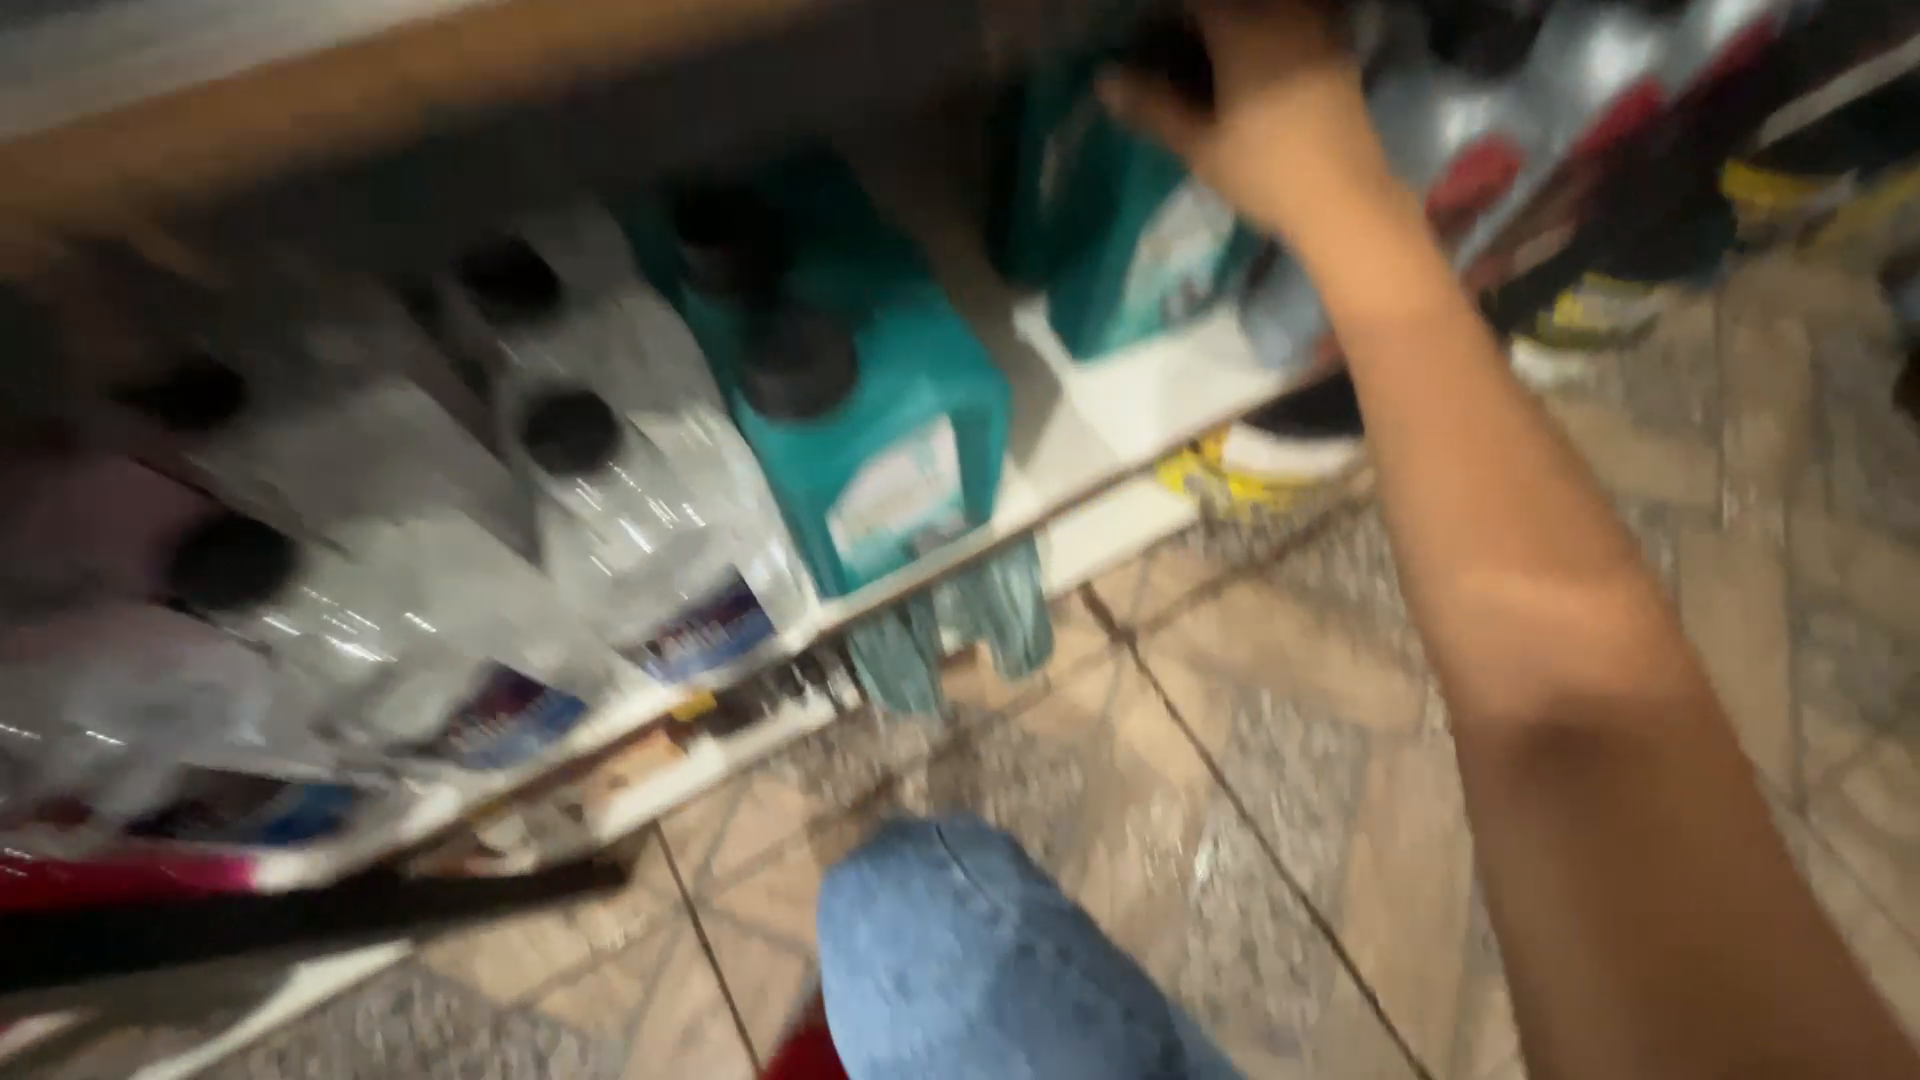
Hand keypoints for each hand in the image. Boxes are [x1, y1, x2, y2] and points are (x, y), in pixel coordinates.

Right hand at [1099, 0, 1404, 239]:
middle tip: (1171, 65)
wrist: (1341, 196)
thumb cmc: (1262, 170)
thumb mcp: (1198, 144)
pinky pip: (1290, 24)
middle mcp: (1284, 10)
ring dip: (1230, 32)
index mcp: (1244, 24)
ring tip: (1207, 71)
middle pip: (1226, 7)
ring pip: (1262, 14)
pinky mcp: (1334, 48)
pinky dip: (1261, 39)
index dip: (1161, 24)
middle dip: (1196, 27)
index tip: (1144, 53)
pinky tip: (1247, 77)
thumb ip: (1151, 106)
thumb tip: (1105, 81)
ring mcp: (1316, 25)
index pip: (1192, 4)